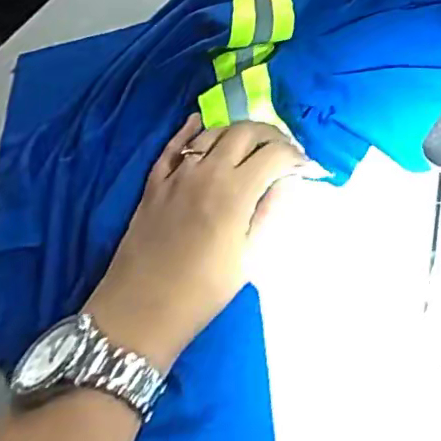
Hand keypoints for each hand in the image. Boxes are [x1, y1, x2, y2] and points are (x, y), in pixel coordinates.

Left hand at [84, 116, 304, 367]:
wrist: (136, 318)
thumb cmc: (202, 293)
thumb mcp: (250, 257)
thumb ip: (270, 212)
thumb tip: (287, 182)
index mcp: (235, 193)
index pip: (275, 153)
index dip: (296, 156)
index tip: (305, 168)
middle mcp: (206, 175)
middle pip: (246, 132)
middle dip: (272, 135)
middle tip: (283, 150)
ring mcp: (176, 178)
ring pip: (213, 133)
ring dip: (238, 132)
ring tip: (252, 144)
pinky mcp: (153, 187)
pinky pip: (172, 148)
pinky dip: (189, 131)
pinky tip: (200, 122)